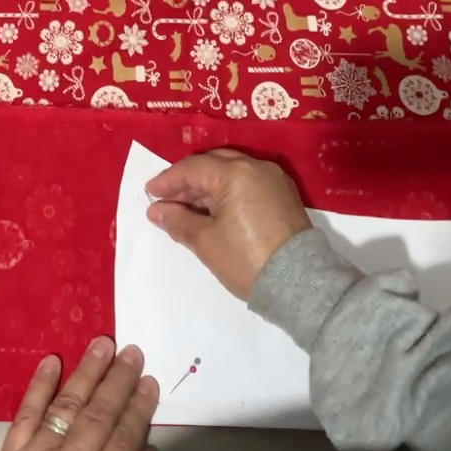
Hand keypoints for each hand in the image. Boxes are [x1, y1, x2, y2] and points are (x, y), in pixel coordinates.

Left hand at [0, 337, 159, 450]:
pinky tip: (51, 362)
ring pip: (64, 409)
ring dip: (85, 374)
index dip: (138, 409)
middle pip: (96, 418)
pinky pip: (24, 416)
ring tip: (101, 345)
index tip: (150, 381)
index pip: (122, 441)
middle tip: (132, 351)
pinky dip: (38, 387)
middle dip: (117, 382)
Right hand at [145, 149, 312, 300]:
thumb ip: (178, 221)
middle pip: (211, 165)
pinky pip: (246, 183)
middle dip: (187, 181)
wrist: (300, 286)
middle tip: (167, 201)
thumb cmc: (247, 260)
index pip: (192, 168)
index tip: (149, 193)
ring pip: (229, 172)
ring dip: (206, 187)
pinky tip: (213, 211)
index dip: (167, 180)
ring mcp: (272, 180)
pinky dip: (226, 192)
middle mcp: (255, 167)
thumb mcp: (206, 242)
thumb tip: (157, 211)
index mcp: (235, 173)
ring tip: (187, 210)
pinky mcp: (282, 195)